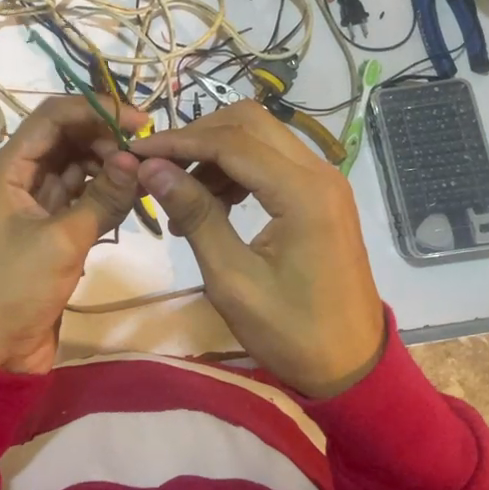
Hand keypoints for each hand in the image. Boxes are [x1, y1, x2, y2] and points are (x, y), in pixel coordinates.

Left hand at [0, 96, 146, 373]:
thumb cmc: (15, 288)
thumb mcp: (62, 241)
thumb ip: (103, 197)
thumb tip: (138, 159)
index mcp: (8, 168)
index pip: (54, 116)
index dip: (97, 110)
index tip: (142, 121)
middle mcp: (21, 176)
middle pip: (67, 136)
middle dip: (107, 137)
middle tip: (147, 154)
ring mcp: (37, 202)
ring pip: (78, 165)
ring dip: (109, 164)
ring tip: (144, 175)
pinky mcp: (53, 227)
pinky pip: (83, 195)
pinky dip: (106, 192)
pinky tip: (133, 195)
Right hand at [130, 102, 384, 397]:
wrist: (352, 367)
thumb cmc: (291, 332)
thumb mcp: (232, 279)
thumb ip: (196, 215)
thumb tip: (150, 168)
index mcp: (302, 192)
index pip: (230, 141)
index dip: (178, 141)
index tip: (136, 151)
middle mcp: (319, 172)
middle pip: (248, 122)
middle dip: (197, 136)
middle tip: (158, 166)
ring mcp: (324, 181)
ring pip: (260, 136)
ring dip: (215, 152)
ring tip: (179, 195)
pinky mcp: (321, 195)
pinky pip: (272, 160)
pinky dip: (236, 168)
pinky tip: (211, 203)